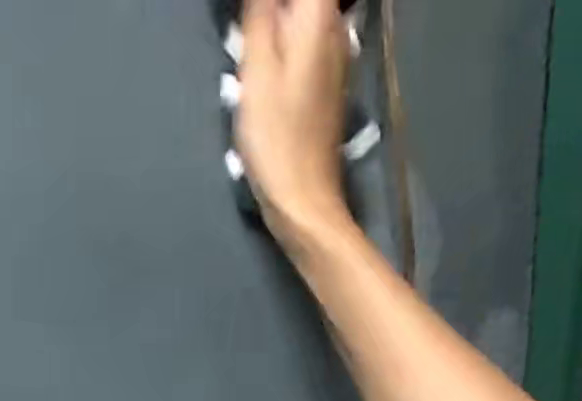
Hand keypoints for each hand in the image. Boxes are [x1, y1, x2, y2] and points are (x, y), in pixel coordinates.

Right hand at [237, 0, 353, 251]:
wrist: (304, 200)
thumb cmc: (276, 138)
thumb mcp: (257, 69)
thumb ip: (260, 13)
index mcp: (320, 19)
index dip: (271, 1)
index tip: (250, 15)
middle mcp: (337, 33)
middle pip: (305, 3)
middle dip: (272, 12)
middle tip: (245, 35)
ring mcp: (336, 64)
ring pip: (303, 23)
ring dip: (274, 29)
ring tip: (247, 48)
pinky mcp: (327, 91)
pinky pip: (304, 49)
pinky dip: (283, 49)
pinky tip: (261, 70)